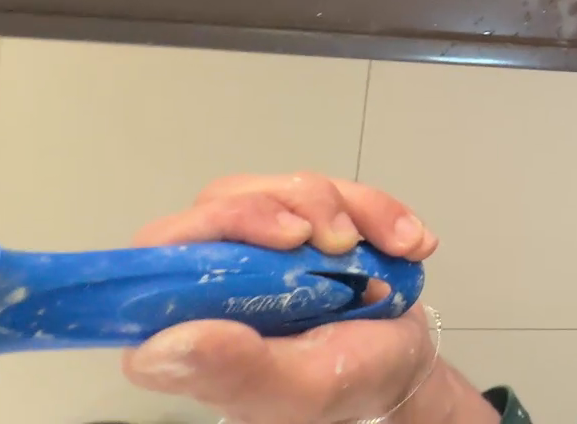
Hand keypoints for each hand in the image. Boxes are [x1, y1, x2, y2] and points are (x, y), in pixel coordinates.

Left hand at [121, 173, 459, 423]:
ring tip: (402, 249)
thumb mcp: (295, 388)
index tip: (294, 237)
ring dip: (361, 210)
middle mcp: (215, 274)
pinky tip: (413, 245)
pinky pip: (346, 192)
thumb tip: (163, 343)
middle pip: (236, 197)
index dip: (226, 222)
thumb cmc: (344, 386)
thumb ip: (234, 368)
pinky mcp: (317, 225)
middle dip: (308, 207)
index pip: (167, 244)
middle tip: (348, 242)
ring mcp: (269, 245)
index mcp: (184, 318)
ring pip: (297, 188)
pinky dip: (387, 212)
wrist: (402, 366)